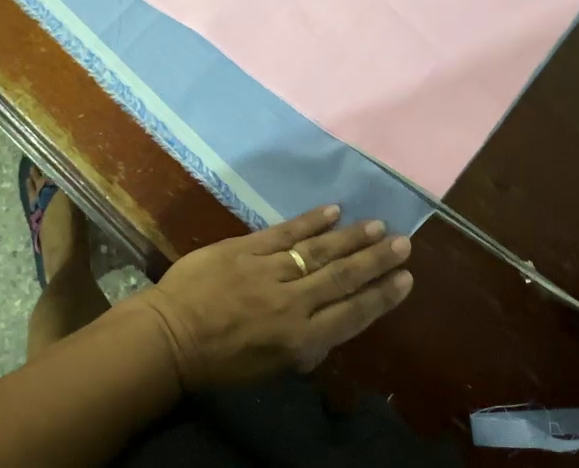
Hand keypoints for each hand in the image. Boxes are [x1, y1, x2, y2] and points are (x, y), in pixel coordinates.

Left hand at [128, 205, 413, 389]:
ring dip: (351, 237)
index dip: (382, 297)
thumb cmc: (220, 361)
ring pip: (319, 251)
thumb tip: (332, 320)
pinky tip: (333, 210)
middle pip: (343, 277)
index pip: (352, 314)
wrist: (171, 335)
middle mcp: (292, 303)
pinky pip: (286, 231)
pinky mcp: (246, 247)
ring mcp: (269, 270)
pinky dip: (311, 220)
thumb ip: (305, 342)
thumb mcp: (272, 366)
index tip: (407, 280)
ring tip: (377, 225)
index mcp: (300, 340)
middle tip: (405, 243)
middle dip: (376, 260)